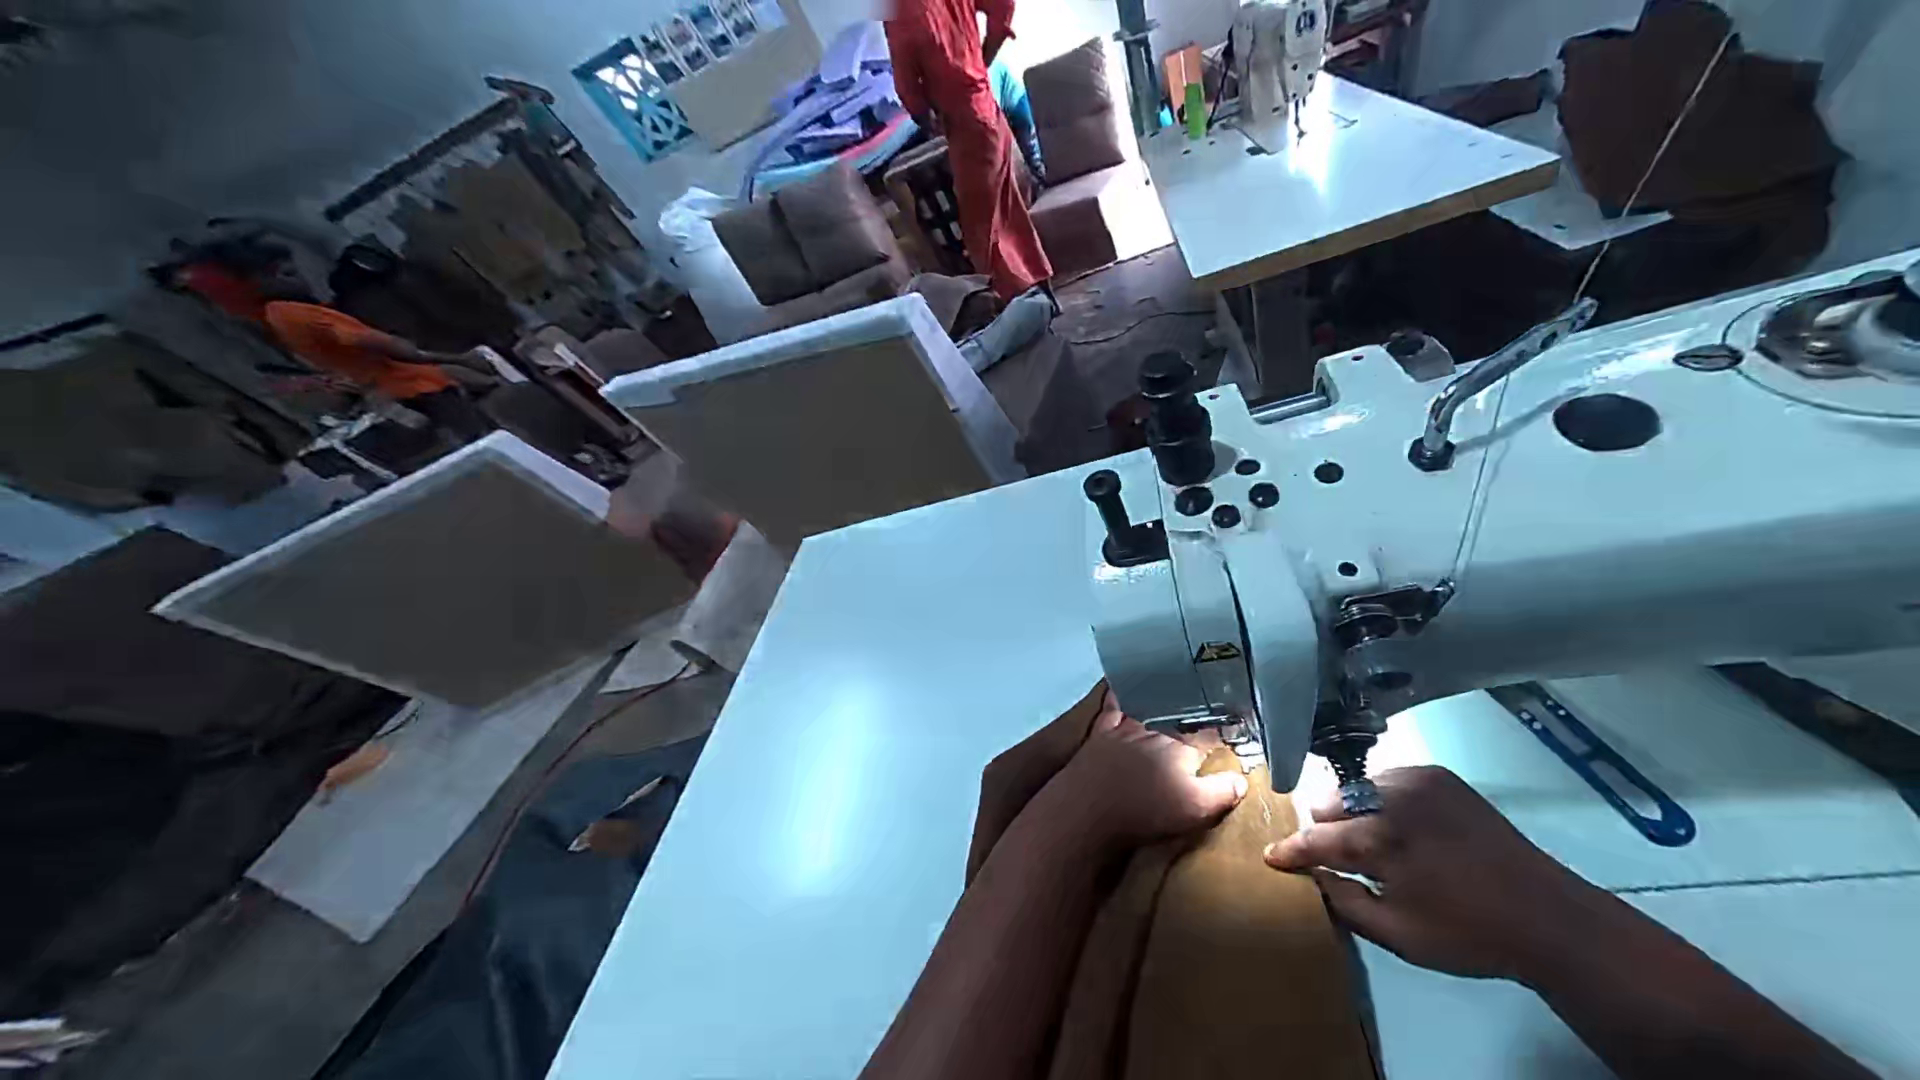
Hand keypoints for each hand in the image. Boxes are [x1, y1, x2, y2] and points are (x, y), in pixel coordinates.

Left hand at [1030, 692, 1245, 854]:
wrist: (1090, 808)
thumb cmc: (1146, 812)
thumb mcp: (1196, 810)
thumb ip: (1223, 792)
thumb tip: (1242, 778)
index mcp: (1182, 747)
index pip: (1210, 733)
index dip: (1225, 729)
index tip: (1238, 721)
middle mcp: (1155, 730)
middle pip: (1180, 716)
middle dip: (1196, 711)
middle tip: (1209, 701)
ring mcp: (1126, 728)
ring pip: (1148, 707)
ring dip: (1162, 699)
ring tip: (1174, 689)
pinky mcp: (1101, 732)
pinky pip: (1113, 706)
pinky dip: (1120, 695)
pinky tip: (1122, 686)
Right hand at [1263, 766, 1609, 982]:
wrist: (1552, 919)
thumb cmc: (1471, 934)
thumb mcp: (1399, 936)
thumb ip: (1344, 903)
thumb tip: (1310, 875)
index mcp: (1382, 838)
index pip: (1316, 839)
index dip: (1292, 850)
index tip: (1270, 856)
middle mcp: (1392, 797)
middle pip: (1330, 804)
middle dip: (1328, 830)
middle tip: (1342, 858)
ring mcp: (1417, 780)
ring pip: (1356, 789)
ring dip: (1354, 814)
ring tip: (1372, 843)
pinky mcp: (1437, 775)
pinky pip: (1386, 781)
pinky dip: (1381, 801)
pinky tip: (1401, 828)